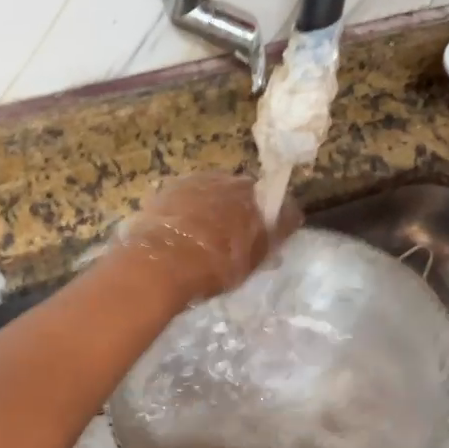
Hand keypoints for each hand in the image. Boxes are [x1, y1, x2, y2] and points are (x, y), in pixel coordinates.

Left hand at [118, 172, 300, 300]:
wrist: (159, 265)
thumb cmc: (213, 267)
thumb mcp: (253, 260)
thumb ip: (273, 237)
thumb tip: (289, 220)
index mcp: (255, 196)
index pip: (275, 201)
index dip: (273, 218)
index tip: (269, 235)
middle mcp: (228, 180)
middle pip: (243, 192)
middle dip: (243, 210)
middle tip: (236, 237)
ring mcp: (196, 181)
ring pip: (214, 192)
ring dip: (214, 207)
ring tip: (206, 235)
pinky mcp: (168, 189)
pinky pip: (187, 197)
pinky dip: (189, 210)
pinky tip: (183, 231)